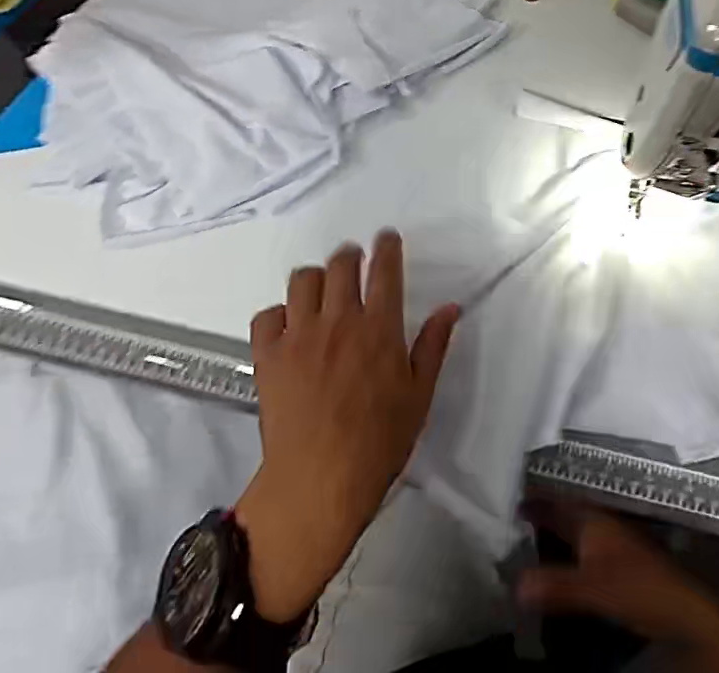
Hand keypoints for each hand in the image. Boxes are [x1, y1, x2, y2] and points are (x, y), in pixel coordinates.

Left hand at [231, 230, 459, 622]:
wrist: (320, 481)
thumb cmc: (380, 441)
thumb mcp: (419, 395)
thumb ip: (434, 346)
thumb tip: (450, 307)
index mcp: (380, 328)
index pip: (384, 270)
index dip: (386, 247)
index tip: (386, 237)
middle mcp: (339, 320)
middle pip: (340, 263)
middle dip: (350, 255)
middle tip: (354, 263)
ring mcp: (299, 334)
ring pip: (303, 279)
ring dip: (316, 278)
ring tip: (322, 293)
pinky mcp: (268, 353)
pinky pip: (268, 314)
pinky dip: (279, 314)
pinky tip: (289, 328)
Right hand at [518, 502, 718, 671]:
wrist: (686, 610)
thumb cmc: (637, 588)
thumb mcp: (590, 588)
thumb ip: (554, 585)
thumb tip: (515, 585)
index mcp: (593, 519)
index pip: (558, 502)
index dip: (538, 500)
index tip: (516, 498)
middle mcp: (605, 522)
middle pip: (570, 511)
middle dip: (548, 510)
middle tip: (523, 512)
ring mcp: (618, 538)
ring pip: (582, 525)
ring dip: (562, 526)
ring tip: (541, 531)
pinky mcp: (627, 557)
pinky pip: (591, 541)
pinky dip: (576, 543)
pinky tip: (570, 554)